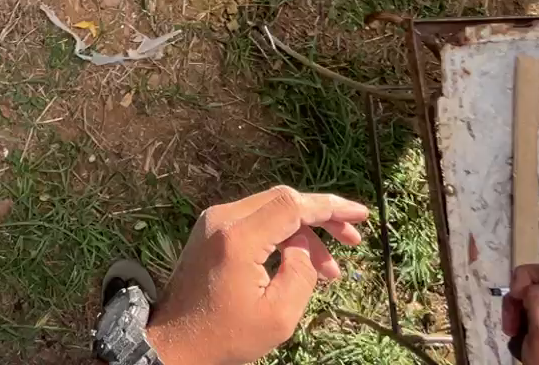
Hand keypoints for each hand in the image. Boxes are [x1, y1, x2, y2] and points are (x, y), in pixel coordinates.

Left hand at [145, 186, 370, 364]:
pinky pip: (255, 220)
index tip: (361, 215)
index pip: (290, 205)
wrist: (177, 338)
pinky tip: (301, 262)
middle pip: (281, 200)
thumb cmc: (228, 334)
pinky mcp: (212, 228)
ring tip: (332, 273)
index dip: (328, 206)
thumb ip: (300, 273)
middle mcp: (223, 217)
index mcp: (238, 236)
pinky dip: (281, 235)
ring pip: (269, 209)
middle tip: (353, 243)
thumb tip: (305, 243)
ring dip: (302, 232)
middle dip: (320, 218)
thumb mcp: (278, 315)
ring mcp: (214, 219)